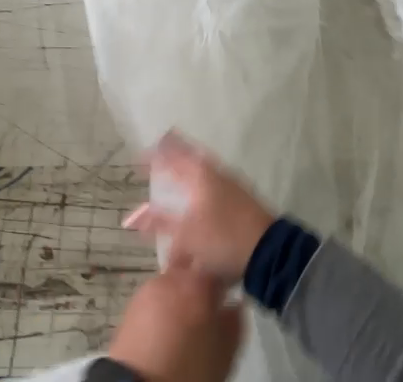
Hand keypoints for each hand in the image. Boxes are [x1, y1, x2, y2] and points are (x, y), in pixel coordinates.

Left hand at [107, 268, 243, 381]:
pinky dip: (160, 309)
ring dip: (178, 297)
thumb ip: (234, 321)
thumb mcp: (225, 349)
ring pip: (170, 284)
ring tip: (183, 324)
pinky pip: (153, 300)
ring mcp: (148, 289)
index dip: (223, 279)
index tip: (227, 295)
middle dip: (198, 285)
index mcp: (199, 281)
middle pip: (190, 271)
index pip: (217, 265)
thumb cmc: (190, 366)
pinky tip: (164, 330)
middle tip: (205, 310)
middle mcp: (172, 277)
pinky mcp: (130, 306)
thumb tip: (234, 305)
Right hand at [122, 132, 274, 279]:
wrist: (267, 250)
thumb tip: (134, 218)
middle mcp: (218, 174)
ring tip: (180, 171)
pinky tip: (201, 196)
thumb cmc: (223, 238)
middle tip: (163, 151)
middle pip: (193, 158)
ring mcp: (233, 185)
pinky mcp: (243, 200)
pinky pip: (216, 184)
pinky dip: (203, 185)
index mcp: (202, 176)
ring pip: (206, 171)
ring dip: (191, 169)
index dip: (159, 153)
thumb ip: (161, 223)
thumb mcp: (186, 235)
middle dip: (177, 155)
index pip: (176, 156)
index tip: (143, 153)